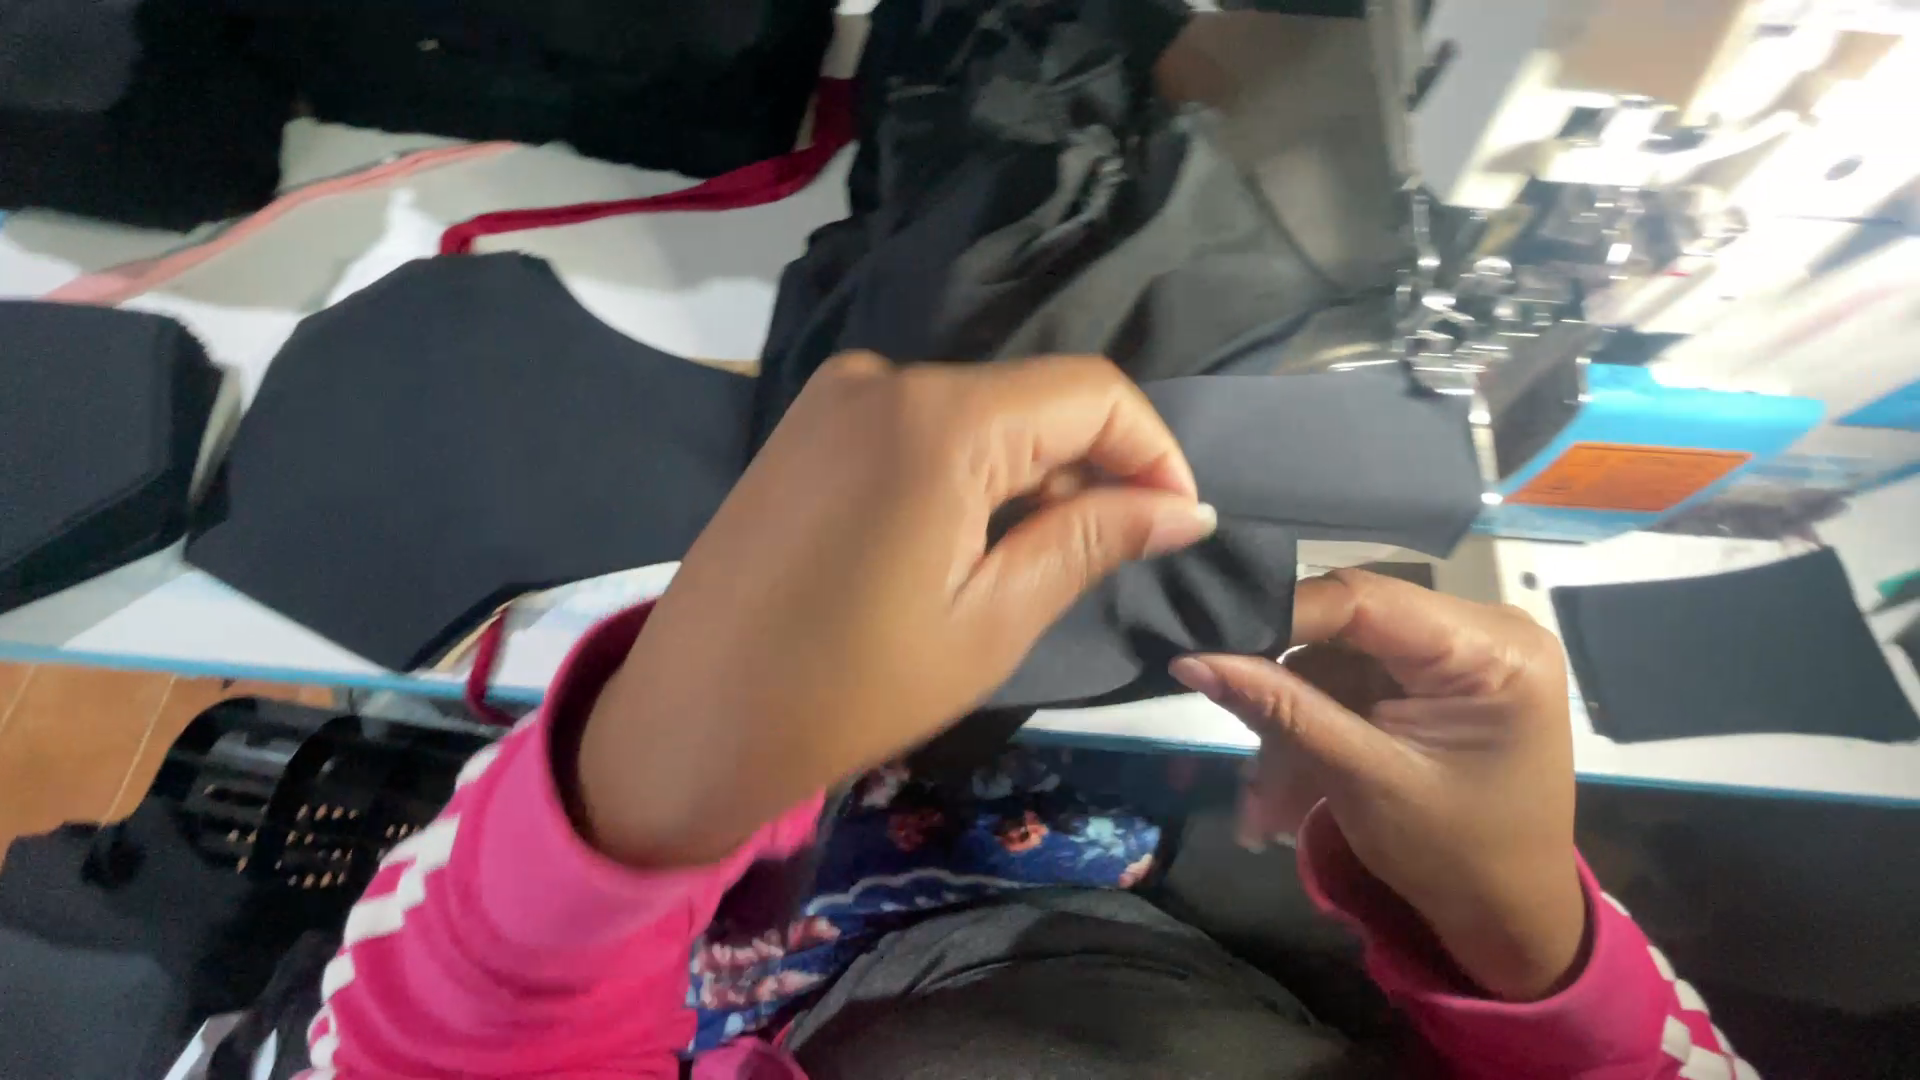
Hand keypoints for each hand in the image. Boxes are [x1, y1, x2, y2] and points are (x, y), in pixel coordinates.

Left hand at [577, 352, 1217, 865]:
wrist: (692, 716)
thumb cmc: (852, 686)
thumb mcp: (992, 619)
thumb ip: (1092, 540)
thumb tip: (1185, 508)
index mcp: (940, 419)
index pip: (1090, 393)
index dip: (1151, 449)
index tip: (1177, 518)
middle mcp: (885, 378)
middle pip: (1031, 400)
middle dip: (1088, 468)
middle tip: (1105, 554)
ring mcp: (836, 397)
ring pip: (977, 414)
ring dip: (1025, 474)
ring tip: (1026, 560)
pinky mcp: (809, 426)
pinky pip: (918, 427)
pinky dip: (964, 470)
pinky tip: (957, 538)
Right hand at [1170, 569, 1584, 1000]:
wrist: (1505, 917)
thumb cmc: (1456, 856)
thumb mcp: (1361, 778)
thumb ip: (1278, 708)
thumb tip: (1189, 660)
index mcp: (1490, 650)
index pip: (1362, 598)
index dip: (1279, 615)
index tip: (1207, 644)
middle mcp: (1473, 630)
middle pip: (1340, 624)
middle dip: (1281, 681)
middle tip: (1233, 726)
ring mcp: (1443, 650)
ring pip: (1327, 657)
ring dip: (1286, 717)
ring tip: (1264, 798)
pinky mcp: (1416, 674)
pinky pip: (1337, 679)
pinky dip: (1304, 724)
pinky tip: (1285, 784)